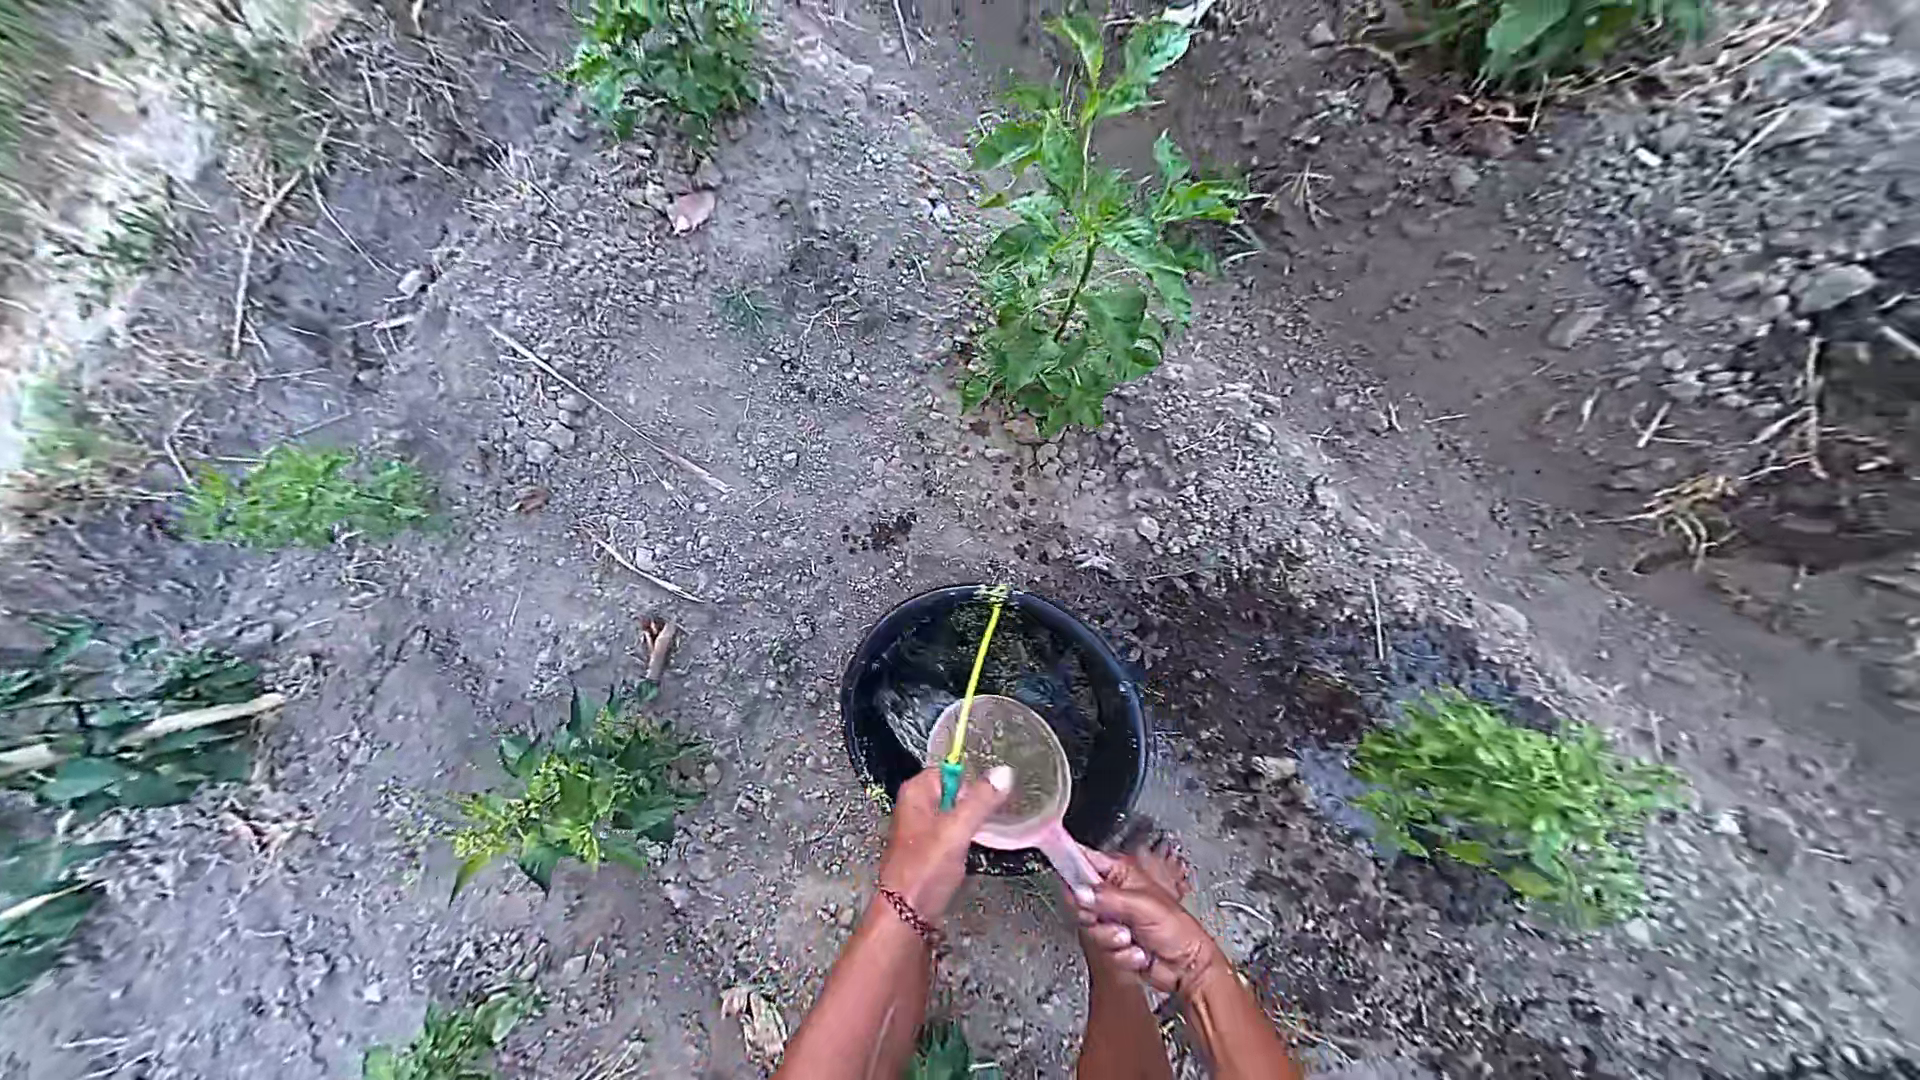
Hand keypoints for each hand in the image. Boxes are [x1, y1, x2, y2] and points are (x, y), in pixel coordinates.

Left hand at [876, 765, 1011, 920]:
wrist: (906, 918)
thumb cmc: (923, 871)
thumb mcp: (957, 830)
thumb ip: (981, 800)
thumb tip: (1003, 773)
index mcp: (916, 791)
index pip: (950, 769)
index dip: (971, 781)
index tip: (990, 794)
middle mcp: (916, 806)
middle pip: (956, 792)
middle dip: (974, 804)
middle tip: (989, 818)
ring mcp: (921, 829)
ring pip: (957, 815)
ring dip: (971, 824)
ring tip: (983, 835)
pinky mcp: (929, 850)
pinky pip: (954, 835)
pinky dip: (966, 840)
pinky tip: (972, 852)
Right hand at [1073, 849, 1225, 997]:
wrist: (1188, 967)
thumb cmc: (1178, 929)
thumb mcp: (1142, 906)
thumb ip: (1109, 897)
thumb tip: (1081, 891)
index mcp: (1120, 872)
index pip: (1084, 859)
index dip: (1070, 864)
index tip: (1062, 873)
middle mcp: (1112, 891)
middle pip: (1079, 897)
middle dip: (1094, 915)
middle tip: (1109, 918)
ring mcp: (1112, 916)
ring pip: (1089, 925)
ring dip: (1109, 937)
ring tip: (1130, 937)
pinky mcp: (1112, 939)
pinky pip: (1100, 945)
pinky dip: (1118, 953)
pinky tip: (1137, 951)